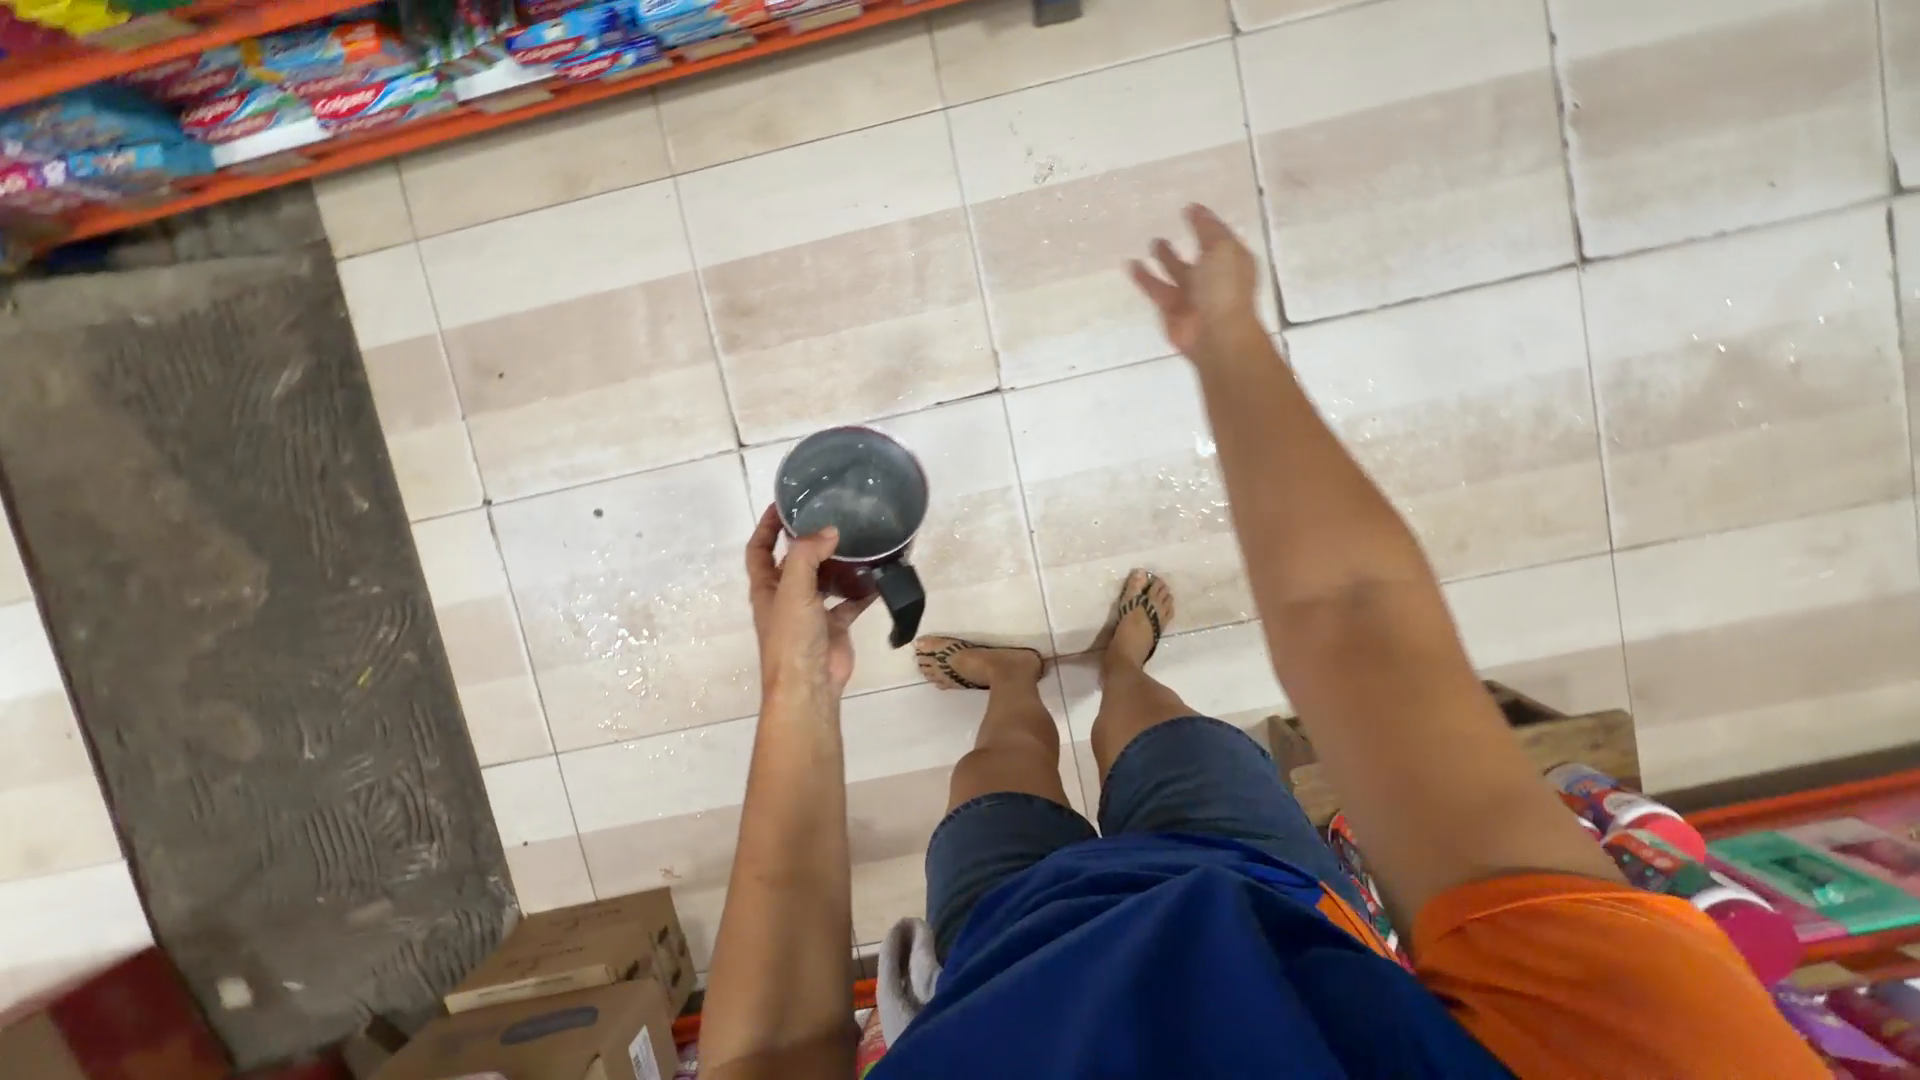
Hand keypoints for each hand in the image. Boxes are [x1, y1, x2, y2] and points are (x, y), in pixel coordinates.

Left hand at [745, 504, 874, 702]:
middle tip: (834, 518)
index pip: (759, 550)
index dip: (767, 527)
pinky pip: (849, 603)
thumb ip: (808, 556)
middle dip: (810, 542)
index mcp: (767, 588)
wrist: (809, 686)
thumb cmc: (792, 638)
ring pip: (824, 580)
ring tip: (859, 541)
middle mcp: (786, 597)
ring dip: (838, 564)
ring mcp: (810, 613)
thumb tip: (830, 531)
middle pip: (795, 562)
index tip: (784, 504)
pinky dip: (862, 592)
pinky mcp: (833, 627)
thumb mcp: (793, 590)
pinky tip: (878, 577)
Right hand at [1129, 204, 1264, 362]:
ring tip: (1152, 242)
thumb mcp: (1222, 248)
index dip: (1206, 223)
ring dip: (1164, 257)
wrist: (1216, 335)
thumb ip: (1207, 228)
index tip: (1190, 207)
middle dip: (1188, 242)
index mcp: (1231, 261)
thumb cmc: (1225, 288)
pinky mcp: (1170, 309)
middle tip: (1173, 224)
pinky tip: (1131, 264)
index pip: (1218, 237)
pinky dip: (1143, 278)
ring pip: (1175, 271)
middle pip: (1199, 256)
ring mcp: (1191, 294)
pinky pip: (1155, 288)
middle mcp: (1213, 277)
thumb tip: (1194, 208)